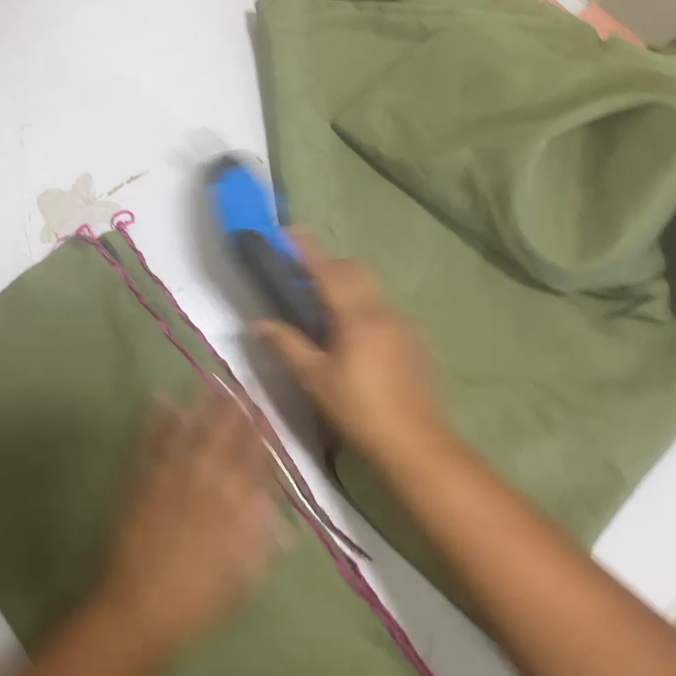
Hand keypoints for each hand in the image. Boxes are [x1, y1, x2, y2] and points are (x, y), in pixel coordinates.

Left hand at [92, 392, 277, 655]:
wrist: (141, 609)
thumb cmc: (196, 601)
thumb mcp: (241, 577)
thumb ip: (258, 540)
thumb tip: (275, 511)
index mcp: (233, 511)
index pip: (252, 465)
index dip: (260, 436)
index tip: (265, 412)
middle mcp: (204, 487)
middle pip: (223, 441)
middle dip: (233, 412)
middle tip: (241, 384)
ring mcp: (170, 481)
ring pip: (189, 434)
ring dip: (200, 407)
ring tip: (209, 380)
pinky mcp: (141, 482)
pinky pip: (150, 444)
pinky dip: (156, 421)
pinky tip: (161, 399)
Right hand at [254, 233, 446, 460]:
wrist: (416, 444)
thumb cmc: (359, 410)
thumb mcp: (315, 379)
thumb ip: (287, 345)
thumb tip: (259, 323)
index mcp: (355, 316)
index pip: (327, 270)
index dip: (306, 249)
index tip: (288, 231)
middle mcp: (381, 311)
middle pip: (355, 270)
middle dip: (328, 265)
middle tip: (300, 279)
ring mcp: (402, 325)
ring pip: (370, 289)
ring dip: (346, 286)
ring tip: (321, 311)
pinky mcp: (413, 342)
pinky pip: (382, 309)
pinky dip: (362, 307)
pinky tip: (350, 339)